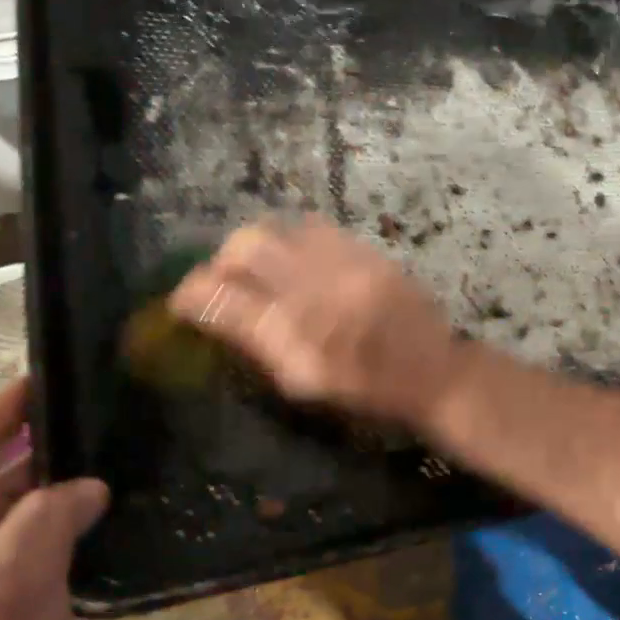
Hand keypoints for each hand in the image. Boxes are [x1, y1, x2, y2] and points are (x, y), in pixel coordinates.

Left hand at [0, 378, 106, 619]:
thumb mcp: (19, 571)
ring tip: (111, 454)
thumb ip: (53, 511)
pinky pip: (34, 538)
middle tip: (96, 413)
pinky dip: (65, 516)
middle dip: (37, 441)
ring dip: (56, 481)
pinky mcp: (2, 595)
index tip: (45, 373)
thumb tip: (90, 485)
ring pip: (16, 506)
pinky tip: (105, 510)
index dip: (1, 407)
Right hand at [168, 216, 467, 424]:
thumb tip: (209, 312)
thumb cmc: (369, 392)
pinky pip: (317, 228)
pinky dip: (295, 239)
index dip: (191, 295)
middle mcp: (322, 290)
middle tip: (222, 281)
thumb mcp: (305, 384)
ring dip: (259, 246)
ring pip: (281, 228)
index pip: (225, 299)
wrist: (437, 373)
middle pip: (248, 246)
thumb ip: (256, 344)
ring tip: (261, 270)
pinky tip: (299, 262)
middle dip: (222, 260)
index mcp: (299, 336)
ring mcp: (349, 265)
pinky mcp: (371, 252)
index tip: (182, 302)